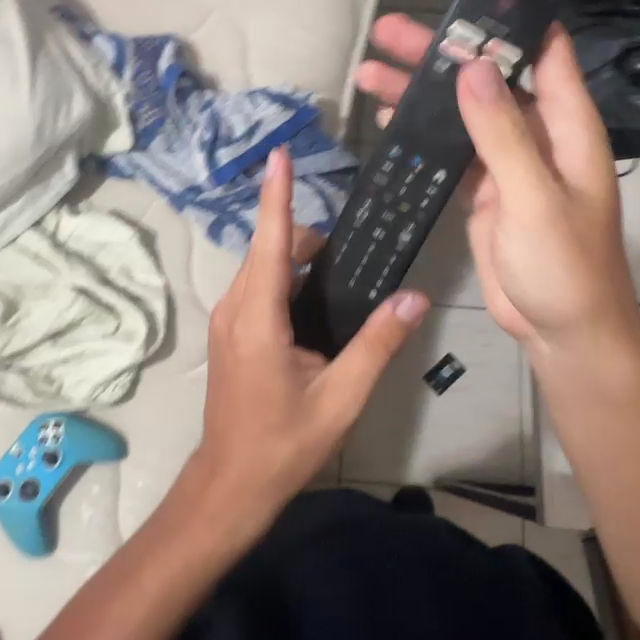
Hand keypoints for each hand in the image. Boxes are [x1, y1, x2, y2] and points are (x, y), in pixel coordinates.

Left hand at [184, 147, 427, 532]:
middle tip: (357, 263)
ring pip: (262, 269)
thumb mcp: (341, 397)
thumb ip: (377, 343)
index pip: (270, 241)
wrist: (229, 486)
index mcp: (257, 318)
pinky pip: (257, 290)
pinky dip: (286, 282)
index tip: (280, 154)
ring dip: (298, 263)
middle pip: (270, 250)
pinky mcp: (228, 334)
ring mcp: (225, 321)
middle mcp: (233, 309)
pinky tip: (317, 312)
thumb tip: (413, 297)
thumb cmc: (283, 445)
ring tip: (343, 286)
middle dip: (310, 242)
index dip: (277, 194)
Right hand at [354, 8, 639, 356]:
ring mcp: (509, 164)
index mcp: (566, 127)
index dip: (511, 19)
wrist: (564, 332)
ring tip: (371, 72)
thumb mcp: (534, 197)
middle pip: (489, 78)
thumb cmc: (565, 267)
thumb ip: (502, 134)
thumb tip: (471, 68)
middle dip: (442, 53)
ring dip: (422, 92)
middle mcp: (538, 136)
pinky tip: (390, 119)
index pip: (544, 53)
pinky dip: (422, 133)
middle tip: (388, 33)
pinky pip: (452, 150)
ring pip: (463, 112)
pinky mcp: (485, 192)